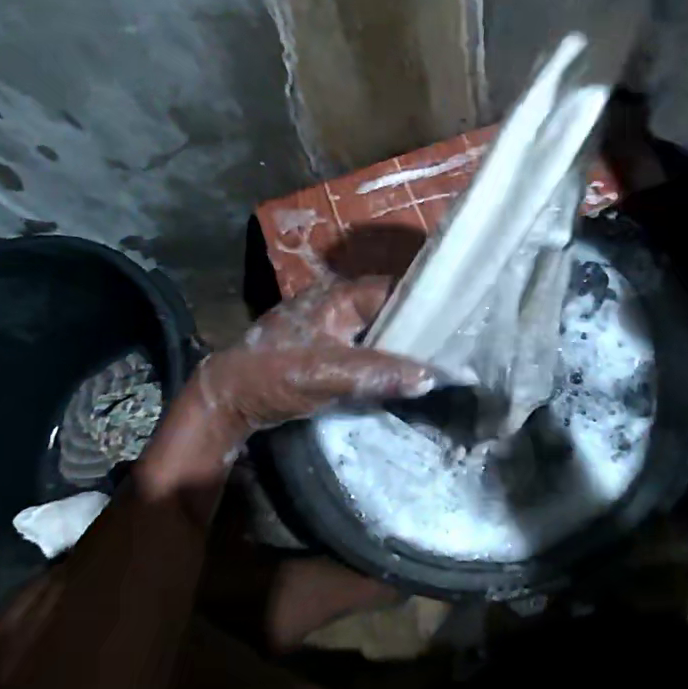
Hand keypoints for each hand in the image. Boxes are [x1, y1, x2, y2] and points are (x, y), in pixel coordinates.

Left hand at [135, 278, 433, 504]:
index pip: (394, 290)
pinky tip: (405, 371)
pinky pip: (367, 346)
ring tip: (440, 357)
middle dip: (419, 325)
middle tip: (455, 344)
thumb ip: (377, 373)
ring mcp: (332, 326)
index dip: (426, 302)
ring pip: (379, 329)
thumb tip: (432, 377)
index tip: (458, 319)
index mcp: (338, 297)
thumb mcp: (326, 373)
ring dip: (403, 343)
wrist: (228, 398)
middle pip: (390, 309)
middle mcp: (338, 304)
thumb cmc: (273, 375)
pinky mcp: (328, 348)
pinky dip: (386, 356)